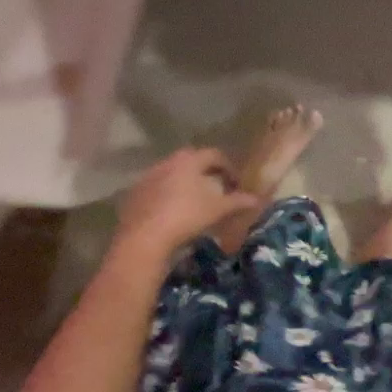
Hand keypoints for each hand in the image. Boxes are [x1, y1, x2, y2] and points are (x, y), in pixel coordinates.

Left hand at [115, 148, 264, 252]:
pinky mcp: (135, 194)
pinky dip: (168, 196)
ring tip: (195, 203)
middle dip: (206, 174)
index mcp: (189, 160)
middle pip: (192, 162)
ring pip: (173, 175)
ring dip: (185, 184)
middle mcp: (167, 162)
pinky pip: (157, 190)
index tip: (236, 183)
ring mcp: (148, 177)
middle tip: (216, 190)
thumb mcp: (218, 209)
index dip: (229, 168)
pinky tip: (173, 213)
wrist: (145, 237)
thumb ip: (238, 201)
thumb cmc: (187, 215)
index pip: (214, 155)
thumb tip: (257, 199)